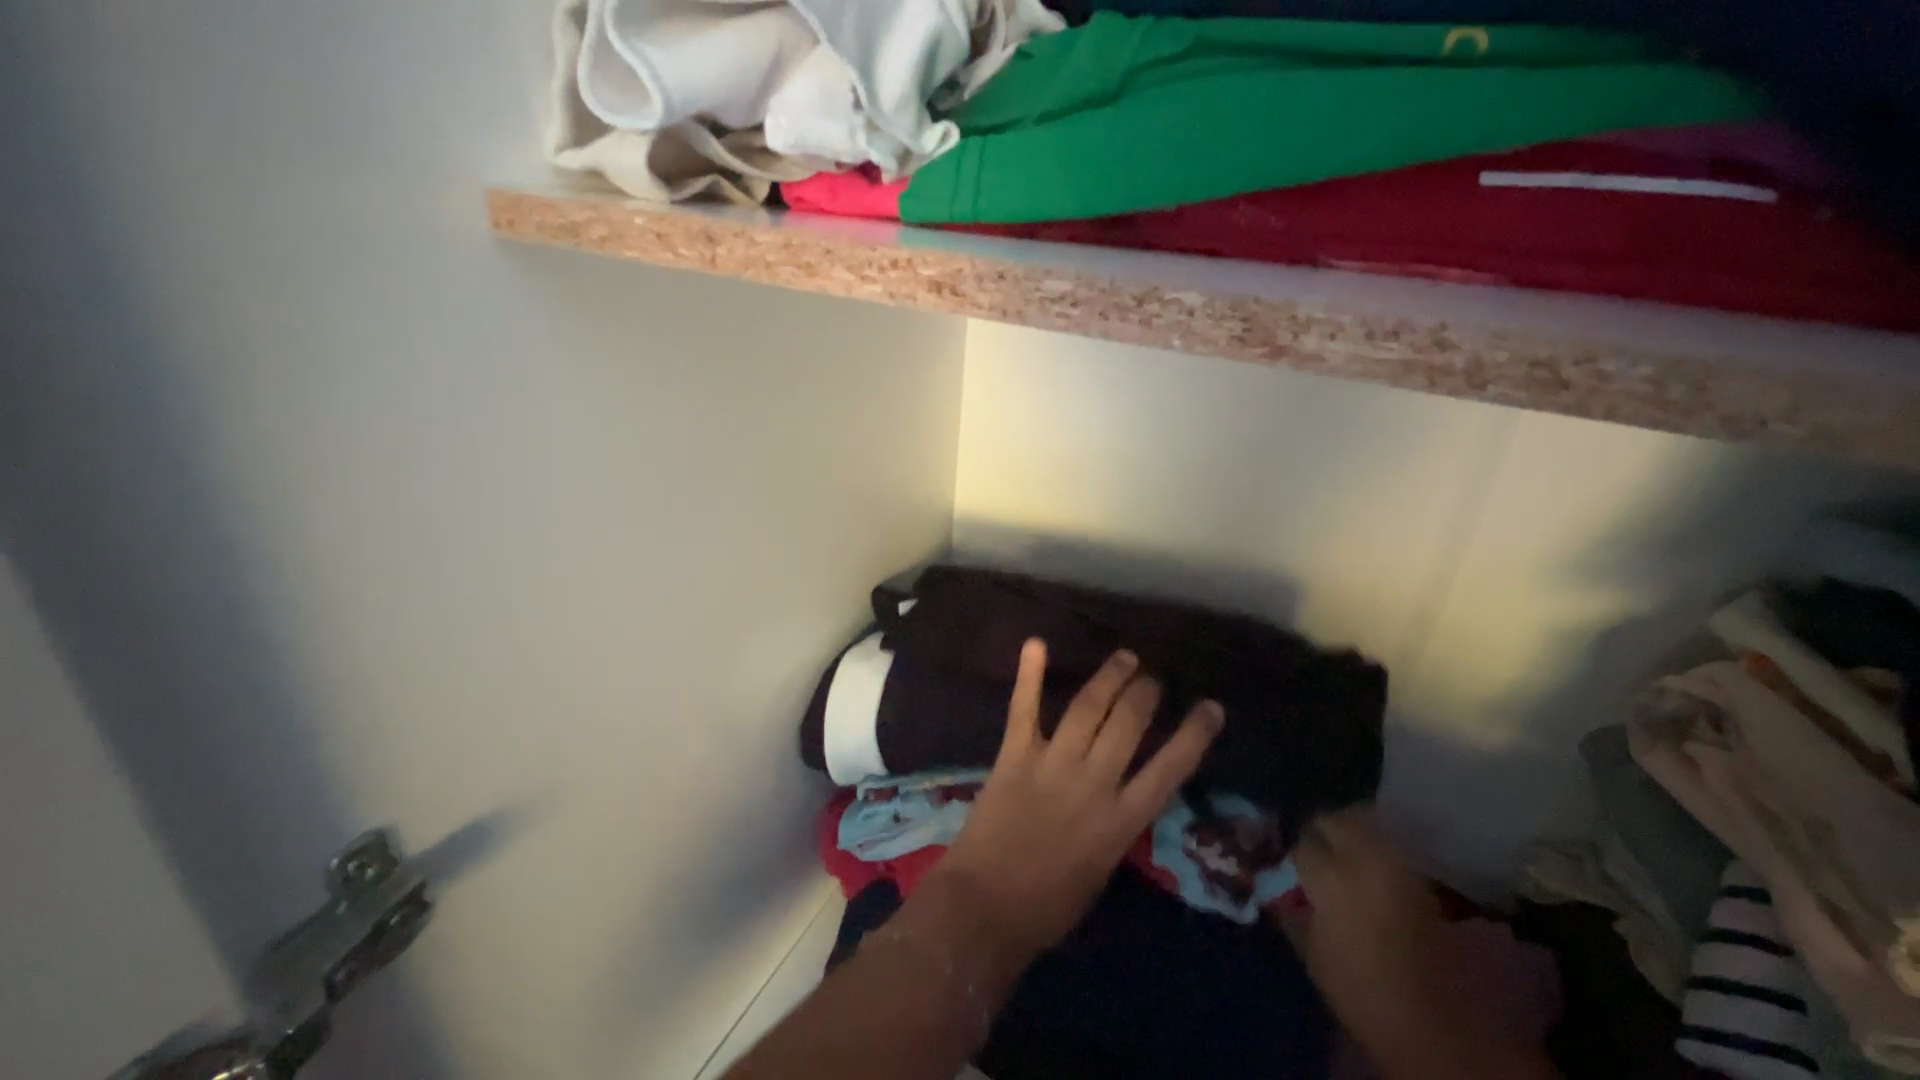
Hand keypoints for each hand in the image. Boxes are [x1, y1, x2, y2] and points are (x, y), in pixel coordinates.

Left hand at [934, 640, 1224, 959]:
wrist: (986, 908)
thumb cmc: (1047, 907)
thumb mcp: (1099, 875)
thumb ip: (1113, 832)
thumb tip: (1118, 805)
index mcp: (1122, 822)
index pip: (1170, 769)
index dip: (1194, 735)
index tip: (1211, 706)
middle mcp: (1094, 784)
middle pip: (1129, 724)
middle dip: (1144, 694)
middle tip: (1150, 678)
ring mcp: (1052, 765)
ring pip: (1088, 708)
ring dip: (1109, 677)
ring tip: (1125, 657)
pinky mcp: (1014, 758)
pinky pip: (1025, 709)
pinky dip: (1029, 675)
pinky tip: (1036, 643)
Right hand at [1286, 808, 1555, 1079]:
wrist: (1431, 1020)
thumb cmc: (1361, 991)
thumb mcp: (1313, 954)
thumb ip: (1295, 913)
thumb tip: (1283, 891)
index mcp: (1332, 879)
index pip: (1304, 845)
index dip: (1296, 856)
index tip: (1293, 868)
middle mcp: (1366, 860)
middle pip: (1336, 820)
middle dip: (1322, 831)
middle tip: (1316, 851)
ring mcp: (1400, 865)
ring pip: (1367, 823)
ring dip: (1351, 831)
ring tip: (1344, 852)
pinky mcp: (1423, 876)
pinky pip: (1391, 844)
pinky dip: (1377, 844)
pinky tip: (1370, 865)